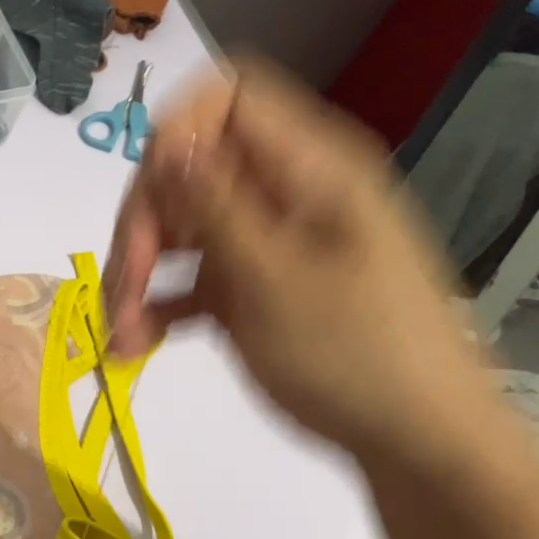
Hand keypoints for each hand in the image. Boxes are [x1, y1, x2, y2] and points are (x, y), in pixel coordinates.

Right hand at [104, 55, 505, 465]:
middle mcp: (286, 195)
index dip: (174, 136)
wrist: (417, 439)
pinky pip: (196, 279)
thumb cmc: (353, 355)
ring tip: (121, 336)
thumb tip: (164, 137)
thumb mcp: (273, 277)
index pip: (227, 99)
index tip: (150, 203)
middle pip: (190, 170)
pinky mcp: (257, 291)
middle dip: (144, 225)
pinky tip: (135, 345)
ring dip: (140, 275)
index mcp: (307, 169)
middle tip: (121, 289)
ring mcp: (270, 245)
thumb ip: (215, 204)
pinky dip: (161, 306)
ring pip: (184, 230)